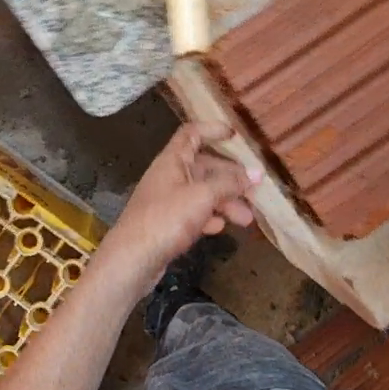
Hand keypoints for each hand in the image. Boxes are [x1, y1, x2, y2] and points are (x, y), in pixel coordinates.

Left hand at [100, 124, 259, 286]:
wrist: (132, 259)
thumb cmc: (166, 219)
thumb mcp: (202, 197)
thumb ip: (229, 183)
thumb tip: (256, 173)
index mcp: (172, 160)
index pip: (192, 134)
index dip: (212, 130)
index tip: (235, 135)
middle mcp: (169, 176)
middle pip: (203, 167)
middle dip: (230, 178)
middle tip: (255, 191)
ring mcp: (167, 201)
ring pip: (202, 193)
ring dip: (225, 202)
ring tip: (247, 220)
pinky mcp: (167, 224)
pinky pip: (194, 213)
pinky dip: (209, 217)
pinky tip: (221, 228)